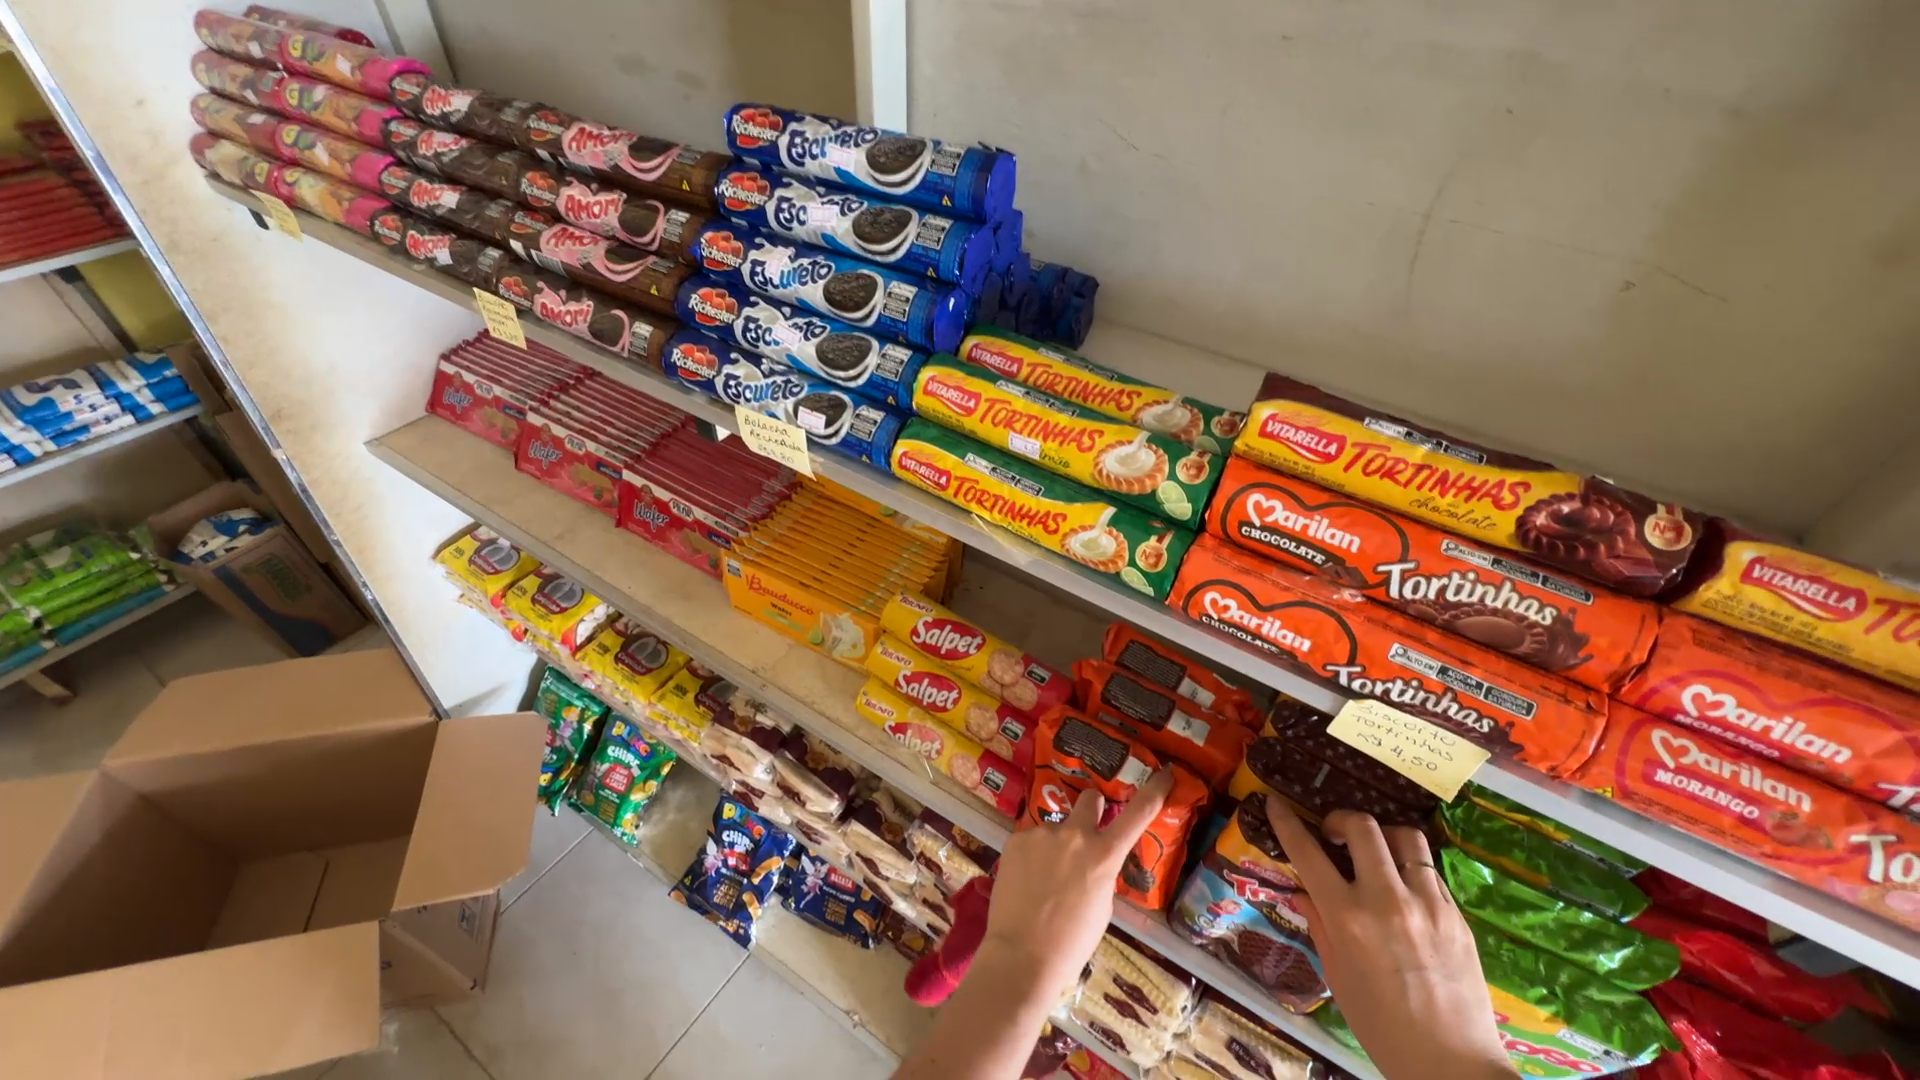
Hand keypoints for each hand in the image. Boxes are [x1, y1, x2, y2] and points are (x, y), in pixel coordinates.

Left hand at [978, 770, 1174, 1000]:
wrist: (1023, 955)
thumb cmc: (1073, 941)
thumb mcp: (1103, 905)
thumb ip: (1102, 871)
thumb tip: (1093, 859)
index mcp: (1104, 854)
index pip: (1138, 813)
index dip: (1154, 790)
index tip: (1165, 772)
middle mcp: (1075, 834)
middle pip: (1090, 798)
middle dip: (1092, 809)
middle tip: (1085, 830)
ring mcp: (1042, 833)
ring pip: (1056, 827)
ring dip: (1056, 843)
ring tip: (1043, 877)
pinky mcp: (1016, 839)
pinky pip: (1030, 840)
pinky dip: (1031, 856)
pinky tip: (1025, 881)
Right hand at [1266, 797, 1512, 1079]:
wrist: (1451, 1064)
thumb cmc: (1380, 1026)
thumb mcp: (1337, 976)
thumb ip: (1320, 925)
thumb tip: (1304, 892)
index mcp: (1348, 919)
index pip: (1308, 853)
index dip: (1287, 822)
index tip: (1275, 802)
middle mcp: (1387, 901)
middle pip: (1363, 827)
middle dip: (1340, 819)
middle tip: (1333, 834)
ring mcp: (1428, 905)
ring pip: (1405, 837)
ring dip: (1382, 836)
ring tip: (1374, 853)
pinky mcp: (1457, 915)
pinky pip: (1429, 871)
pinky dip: (1409, 868)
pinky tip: (1403, 890)